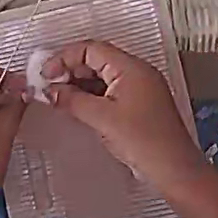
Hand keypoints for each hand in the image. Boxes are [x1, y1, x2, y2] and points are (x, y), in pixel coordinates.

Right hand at [44, 41, 205, 194]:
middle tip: (48, 87)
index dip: (64, 58)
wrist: (171, 167)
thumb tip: (50, 91)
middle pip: (95, 59)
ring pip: (100, 76)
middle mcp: (136, 72)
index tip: (46, 75)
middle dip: (69, 70)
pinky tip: (74, 107)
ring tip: (57, 98)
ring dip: (77, 84)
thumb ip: (72, 100)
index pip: (91, 49)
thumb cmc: (144, 141)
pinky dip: (88, 96)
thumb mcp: (101, 118)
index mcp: (131, 68)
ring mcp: (137, 88)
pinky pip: (107, 91)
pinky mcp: (136, 104)